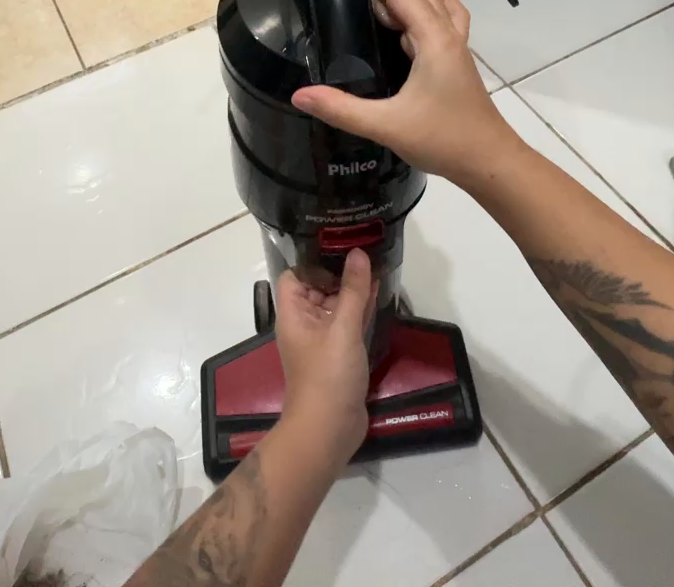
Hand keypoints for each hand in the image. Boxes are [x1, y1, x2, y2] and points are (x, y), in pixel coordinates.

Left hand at [274, 248, 377, 466]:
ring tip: (376, 263)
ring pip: (335, 305)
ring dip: (352, 290)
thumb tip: (358, 252)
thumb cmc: (328, 375)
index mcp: (293, 314)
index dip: (312, 259)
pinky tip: (380, 294)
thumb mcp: (342, 328)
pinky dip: (360, 310)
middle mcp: (304, 324)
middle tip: (364, 246)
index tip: (338, 242)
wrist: (329, 431)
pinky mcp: (339, 355)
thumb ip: (352, 290)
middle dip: (338, 270)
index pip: (295, 275)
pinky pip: (347, 324)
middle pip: (317, 288)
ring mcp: (321, 341)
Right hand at [291, 0, 526, 186]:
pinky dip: (424, 14)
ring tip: (377, 8)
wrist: (490, 162)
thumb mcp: (386, 126)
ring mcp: (457, 49)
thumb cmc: (443, 140)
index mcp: (435, 40)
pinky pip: (444, 22)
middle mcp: (449, 36)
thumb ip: (341, 109)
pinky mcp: (457, 63)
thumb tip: (299, 95)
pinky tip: (405, 33)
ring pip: (436, 4)